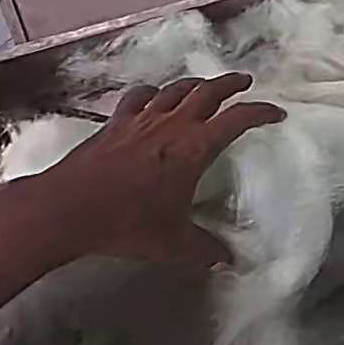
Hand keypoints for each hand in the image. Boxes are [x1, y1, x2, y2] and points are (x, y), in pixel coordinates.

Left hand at [14, 73, 283, 267]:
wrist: (67, 208)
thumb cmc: (126, 223)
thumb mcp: (171, 243)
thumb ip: (203, 250)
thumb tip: (227, 263)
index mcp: (194, 147)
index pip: (237, 119)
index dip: (261, 112)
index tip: (276, 113)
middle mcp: (172, 124)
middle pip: (209, 91)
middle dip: (231, 83)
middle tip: (245, 81)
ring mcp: (142, 119)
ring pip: (177, 89)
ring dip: (196, 84)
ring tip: (206, 86)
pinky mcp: (117, 122)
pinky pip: (140, 96)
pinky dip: (154, 92)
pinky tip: (154, 96)